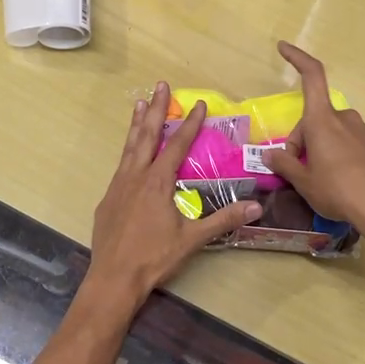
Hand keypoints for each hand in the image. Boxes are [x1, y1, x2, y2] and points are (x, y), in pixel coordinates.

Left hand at [85, 82, 262, 304]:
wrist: (114, 278)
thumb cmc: (154, 258)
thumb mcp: (192, 239)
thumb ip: (223, 220)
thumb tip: (256, 207)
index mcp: (157, 183)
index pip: (177, 146)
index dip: (189, 124)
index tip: (198, 104)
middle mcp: (135, 177)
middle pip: (147, 136)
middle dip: (156, 109)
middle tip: (160, 85)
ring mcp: (118, 187)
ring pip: (129, 147)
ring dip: (137, 125)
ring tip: (139, 104)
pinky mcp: (108, 200)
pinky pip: (120, 166)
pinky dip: (127, 150)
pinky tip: (130, 152)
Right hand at [262, 42, 364, 245]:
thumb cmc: (338, 192)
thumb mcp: (304, 183)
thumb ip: (285, 165)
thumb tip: (270, 154)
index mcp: (323, 121)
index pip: (311, 76)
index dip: (297, 58)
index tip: (283, 47)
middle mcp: (345, 119)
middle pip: (316, 118)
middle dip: (302, 139)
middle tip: (296, 170)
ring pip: (334, 132)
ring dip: (322, 147)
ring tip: (321, 178)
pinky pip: (352, 144)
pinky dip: (341, 155)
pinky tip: (343, 181)